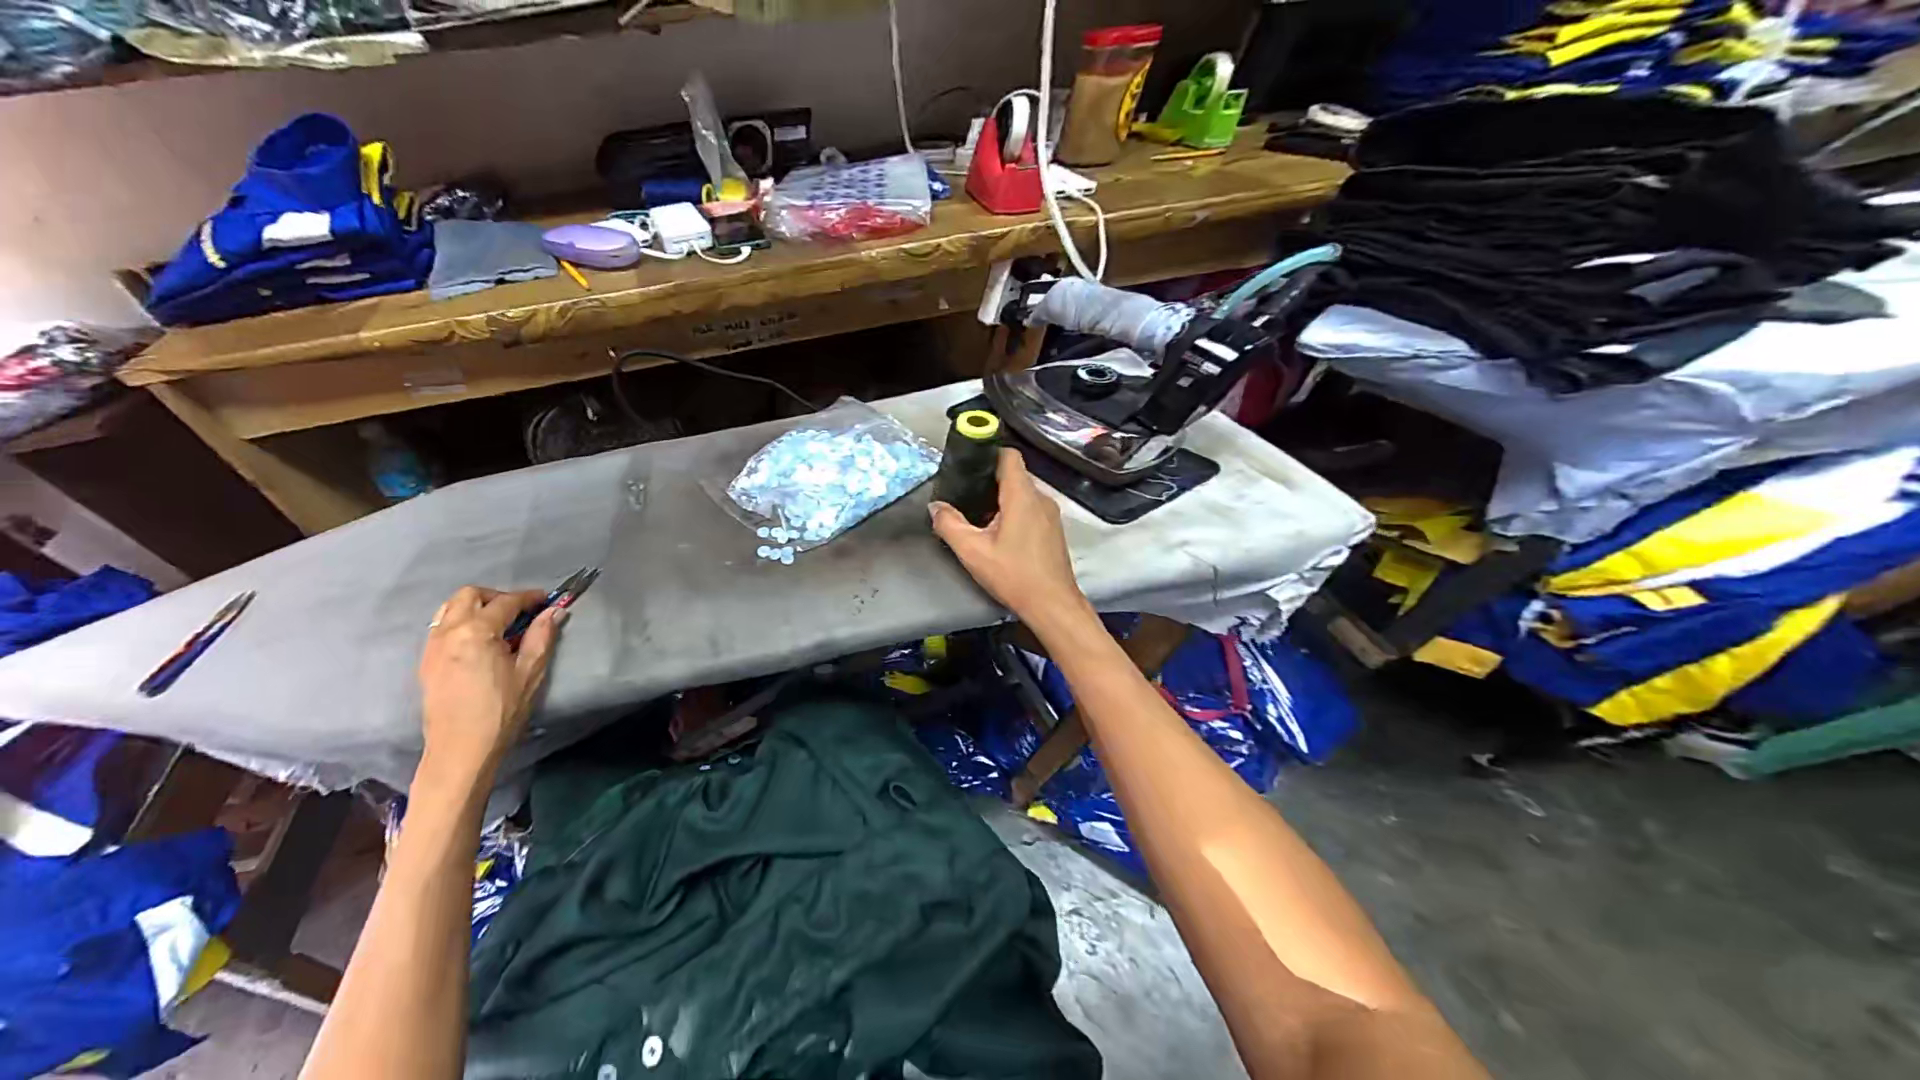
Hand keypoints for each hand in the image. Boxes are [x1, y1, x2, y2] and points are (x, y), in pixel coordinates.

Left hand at [417, 586, 563, 785]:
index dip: (529, 598)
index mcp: (476, 632)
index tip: (546, 600)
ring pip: (450, 608)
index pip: (506, 602)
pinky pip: (441, 627)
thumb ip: (542, 636)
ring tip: (499, 625)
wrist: (460, 749)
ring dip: (476, 607)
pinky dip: (461, 623)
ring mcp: (432, 646)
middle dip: (497, 597)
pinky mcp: (426, 661)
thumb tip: (554, 612)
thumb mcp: (530, 672)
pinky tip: (480, 642)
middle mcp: (448, 631)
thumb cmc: (501, 710)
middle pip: (469, 595)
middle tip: (520, 611)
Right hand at [930, 448, 1095, 634]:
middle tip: (966, 498)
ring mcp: (1051, 515)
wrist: (1052, 605)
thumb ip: (950, 524)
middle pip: (1014, 475)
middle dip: (989, 482)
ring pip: (1022, 494)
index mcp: (1022, 495)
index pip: (1008, 456)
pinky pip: (1031, 510)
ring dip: (1001, 501)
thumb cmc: (1015, 576)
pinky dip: (1014, 514)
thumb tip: (936, 507)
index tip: (969, 466)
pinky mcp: (1053, 530)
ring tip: (979, 520)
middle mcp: (1041, 499)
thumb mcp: (972, 551)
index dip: (988, 455)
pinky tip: (999, 536)